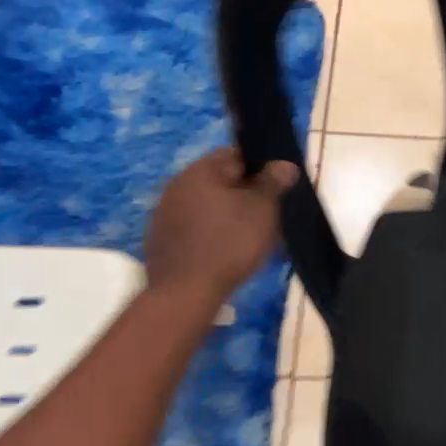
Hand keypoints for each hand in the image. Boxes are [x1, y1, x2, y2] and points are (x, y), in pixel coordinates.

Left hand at [144, 148, 297, 300]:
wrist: (186, 291)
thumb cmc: (230, 243)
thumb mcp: (263, 209)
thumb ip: (274, 182)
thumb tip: (283, 164)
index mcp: (201, 171)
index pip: (235, 154)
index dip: (261, 168)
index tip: (276, 190)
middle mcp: (177, 185)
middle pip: (220, 181)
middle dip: (245, 194)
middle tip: (268, 217)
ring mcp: (164, 213)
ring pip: (207, 205)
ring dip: (228, 215)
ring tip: (250, 238)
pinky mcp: (161, 239)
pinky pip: (195, 227)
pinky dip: (212, 234)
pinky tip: (226, 253)